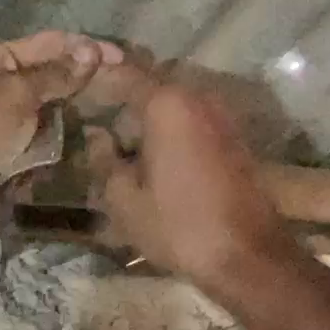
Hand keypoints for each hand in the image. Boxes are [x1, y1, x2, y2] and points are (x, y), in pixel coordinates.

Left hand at [0, 30, 123, 186]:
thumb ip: (56, 74)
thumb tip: (93, 51)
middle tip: (126, 81)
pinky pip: (47, 137)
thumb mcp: (15, 94)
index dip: (84, 47)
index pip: (48, 43)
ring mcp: (6, 120)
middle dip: (84, 77)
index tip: (121, 56)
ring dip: (78, 108)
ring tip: (117, 107)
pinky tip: (93, 136)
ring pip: (52, 108)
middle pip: (51, 74)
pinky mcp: (13, 151)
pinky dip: (66, 136)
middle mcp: (0, 85)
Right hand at [86, 81, 294, 289]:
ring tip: (128, 138)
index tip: (81, 85)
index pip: (125, 74)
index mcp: (166, 103)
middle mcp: (198, 97)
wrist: (248, 255)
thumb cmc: (179, 225)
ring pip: (178, 101)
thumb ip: (104, 160)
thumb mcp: (125, 200)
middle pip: (154, 82)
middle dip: (128, 94)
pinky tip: (160, 154)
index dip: (100, 76)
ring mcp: (222, 115)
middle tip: (102, 114)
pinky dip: (176, 127)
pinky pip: (196, 119)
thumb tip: (97, 135)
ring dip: (154, 112)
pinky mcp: (236, 137)